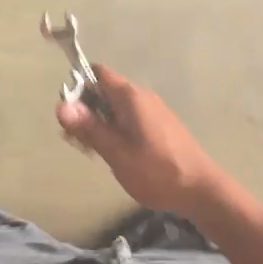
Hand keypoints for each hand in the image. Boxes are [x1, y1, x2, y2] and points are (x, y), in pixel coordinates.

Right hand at [56, 65, 226, 217]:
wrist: (202, 190)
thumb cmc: (157, 171)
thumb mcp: (117, 153)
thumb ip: (89, 129)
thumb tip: (60, 105)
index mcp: (131, 96)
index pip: (97, 73)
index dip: (78, 87)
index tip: (69, 113)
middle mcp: (142, 96)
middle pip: (105, 91)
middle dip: (86, 110)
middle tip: (77, 141)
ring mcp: (153, 110)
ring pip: (116, 107)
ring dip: (100, 123)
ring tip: (95, 153)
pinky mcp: (160, 125)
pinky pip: (130, 118)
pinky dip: (116, 130)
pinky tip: (116, 155)